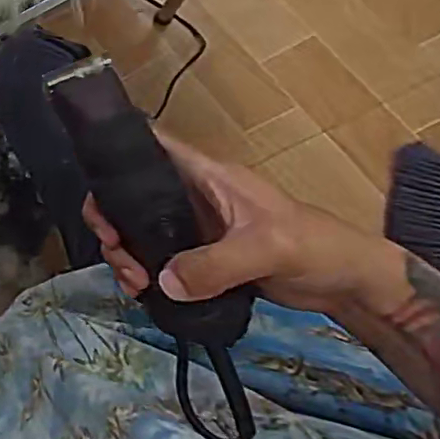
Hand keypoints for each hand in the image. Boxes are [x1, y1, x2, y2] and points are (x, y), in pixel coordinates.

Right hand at [83, 134, 409, 315]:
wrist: (343, 283)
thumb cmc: (313, 246)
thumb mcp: (266, 248)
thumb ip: (215, 264)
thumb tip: (163, 282)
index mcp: (206, 175)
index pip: (154, 146)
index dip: (120, 151)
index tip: (96, 183)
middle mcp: (190, 196)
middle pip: (130, 196)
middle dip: (113, 222)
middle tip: (118, 256)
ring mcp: (192, 227)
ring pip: (138, 231)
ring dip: (125, 254)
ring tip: (135, 284)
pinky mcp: (198, 257)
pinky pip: (156, 259)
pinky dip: (143, 273)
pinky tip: (145, 292)